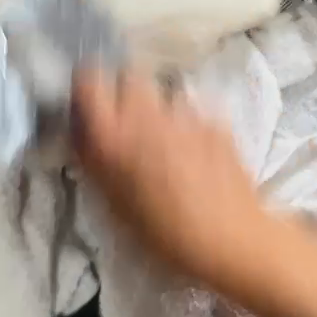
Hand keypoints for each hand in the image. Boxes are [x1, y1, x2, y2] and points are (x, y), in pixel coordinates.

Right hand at [72, 70, 283, 289]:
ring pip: (163, 93)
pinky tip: (196, 153)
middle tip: (126, 123)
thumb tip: (83, 136)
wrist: (233, 241)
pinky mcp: (217, 120)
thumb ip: (94, 163)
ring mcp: (187, 114)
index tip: (89, 105)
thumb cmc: (165, 236)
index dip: (86, 88)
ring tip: (166, 141)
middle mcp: (148, 115)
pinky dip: (188, 124)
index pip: (88, 81)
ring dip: (158, 110)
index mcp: (114, 136)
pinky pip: (193, 110)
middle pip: (129, 75)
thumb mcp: (114, 207)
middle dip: (124, 92)